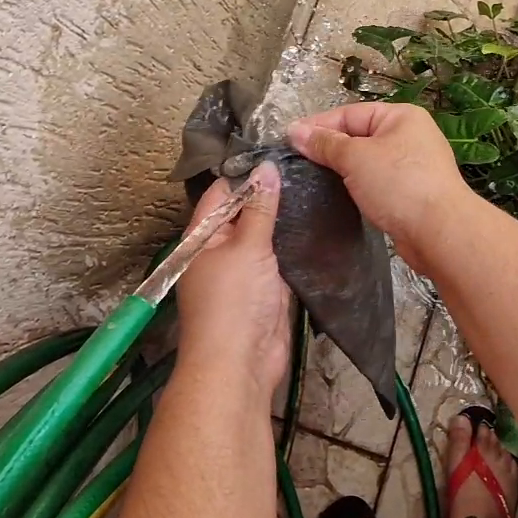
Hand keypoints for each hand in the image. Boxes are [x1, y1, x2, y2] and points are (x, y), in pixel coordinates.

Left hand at [175, 163, 291, 403]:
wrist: (241, 365)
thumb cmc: (234, 303)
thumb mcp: (248, 247)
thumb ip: (261, 207)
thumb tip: (268, 167)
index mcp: (201, 237)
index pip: (221, 193)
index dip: (245, 172)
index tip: (276, 151)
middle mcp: (219, 250)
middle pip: (244, 212)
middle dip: (268, 194)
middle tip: (303, 166)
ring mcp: (243, 270)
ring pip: (263, 234)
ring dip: (283, 218)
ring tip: (314, 186)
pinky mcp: (265, 287)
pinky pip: (278, 257)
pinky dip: (292, 243)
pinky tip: (315, 223)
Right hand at [287, 102, 471, 269]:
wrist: (441, 232)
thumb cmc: (399, 184)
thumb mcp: (356, 158)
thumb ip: (325, 144)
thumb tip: (296, 131)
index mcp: (401, 117)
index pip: (350, 113)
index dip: (318, 125)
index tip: (289, 139)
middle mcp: (410, 136)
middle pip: (359, 136)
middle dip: (329, 147)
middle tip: (296, 161)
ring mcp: (413, 166)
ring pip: (367, 161)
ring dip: (343, 169)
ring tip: (311, 178)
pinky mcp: (411, 193)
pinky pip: (377, 182)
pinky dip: (358, 186)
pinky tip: (339, 195)